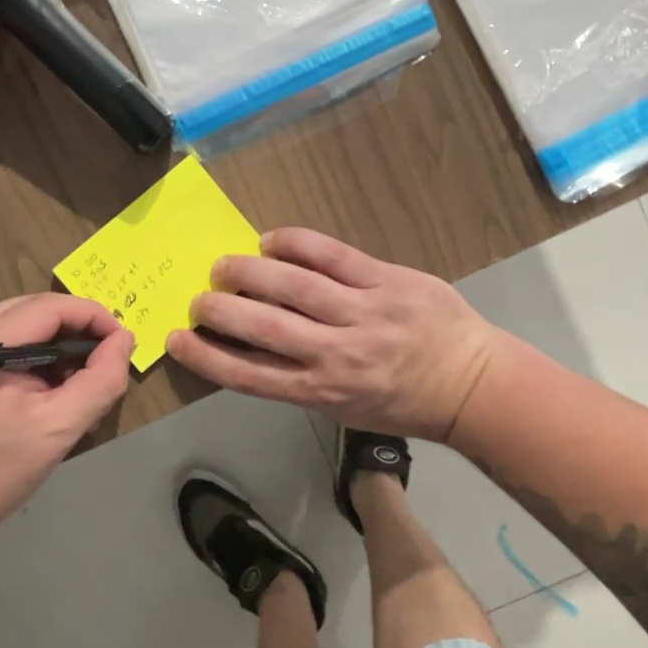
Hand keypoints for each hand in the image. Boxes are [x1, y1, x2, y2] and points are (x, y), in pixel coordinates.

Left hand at [0, 294, 134, 549]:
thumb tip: (124, 339)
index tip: (123, 344)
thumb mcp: (58, 428)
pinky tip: (45, 393)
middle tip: (104, 366)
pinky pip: (3, 344)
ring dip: (55, 347)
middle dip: (76, 333)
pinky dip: (32, 359)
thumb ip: (99, 381)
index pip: (51, 306)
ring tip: (77, 386)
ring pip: (20, 326)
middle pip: (35, 311)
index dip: (94, 317)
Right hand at [167, 228, 498, 440]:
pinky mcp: (387, 279)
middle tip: (198, 298)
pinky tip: (270, 240)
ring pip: (293, 285)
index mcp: (323, 391)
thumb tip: (252, 346)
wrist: (470, 384)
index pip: (250, 375)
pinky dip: (295, 244)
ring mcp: (364, 312)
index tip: (176, 339)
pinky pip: (333, 255)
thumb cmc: (402, 403)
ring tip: (224, 265)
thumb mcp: (344, 407)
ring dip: (249, 272)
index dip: (206, 356)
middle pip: (264, 327)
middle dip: (220, 309)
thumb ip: (299, 378)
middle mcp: (337, 354)